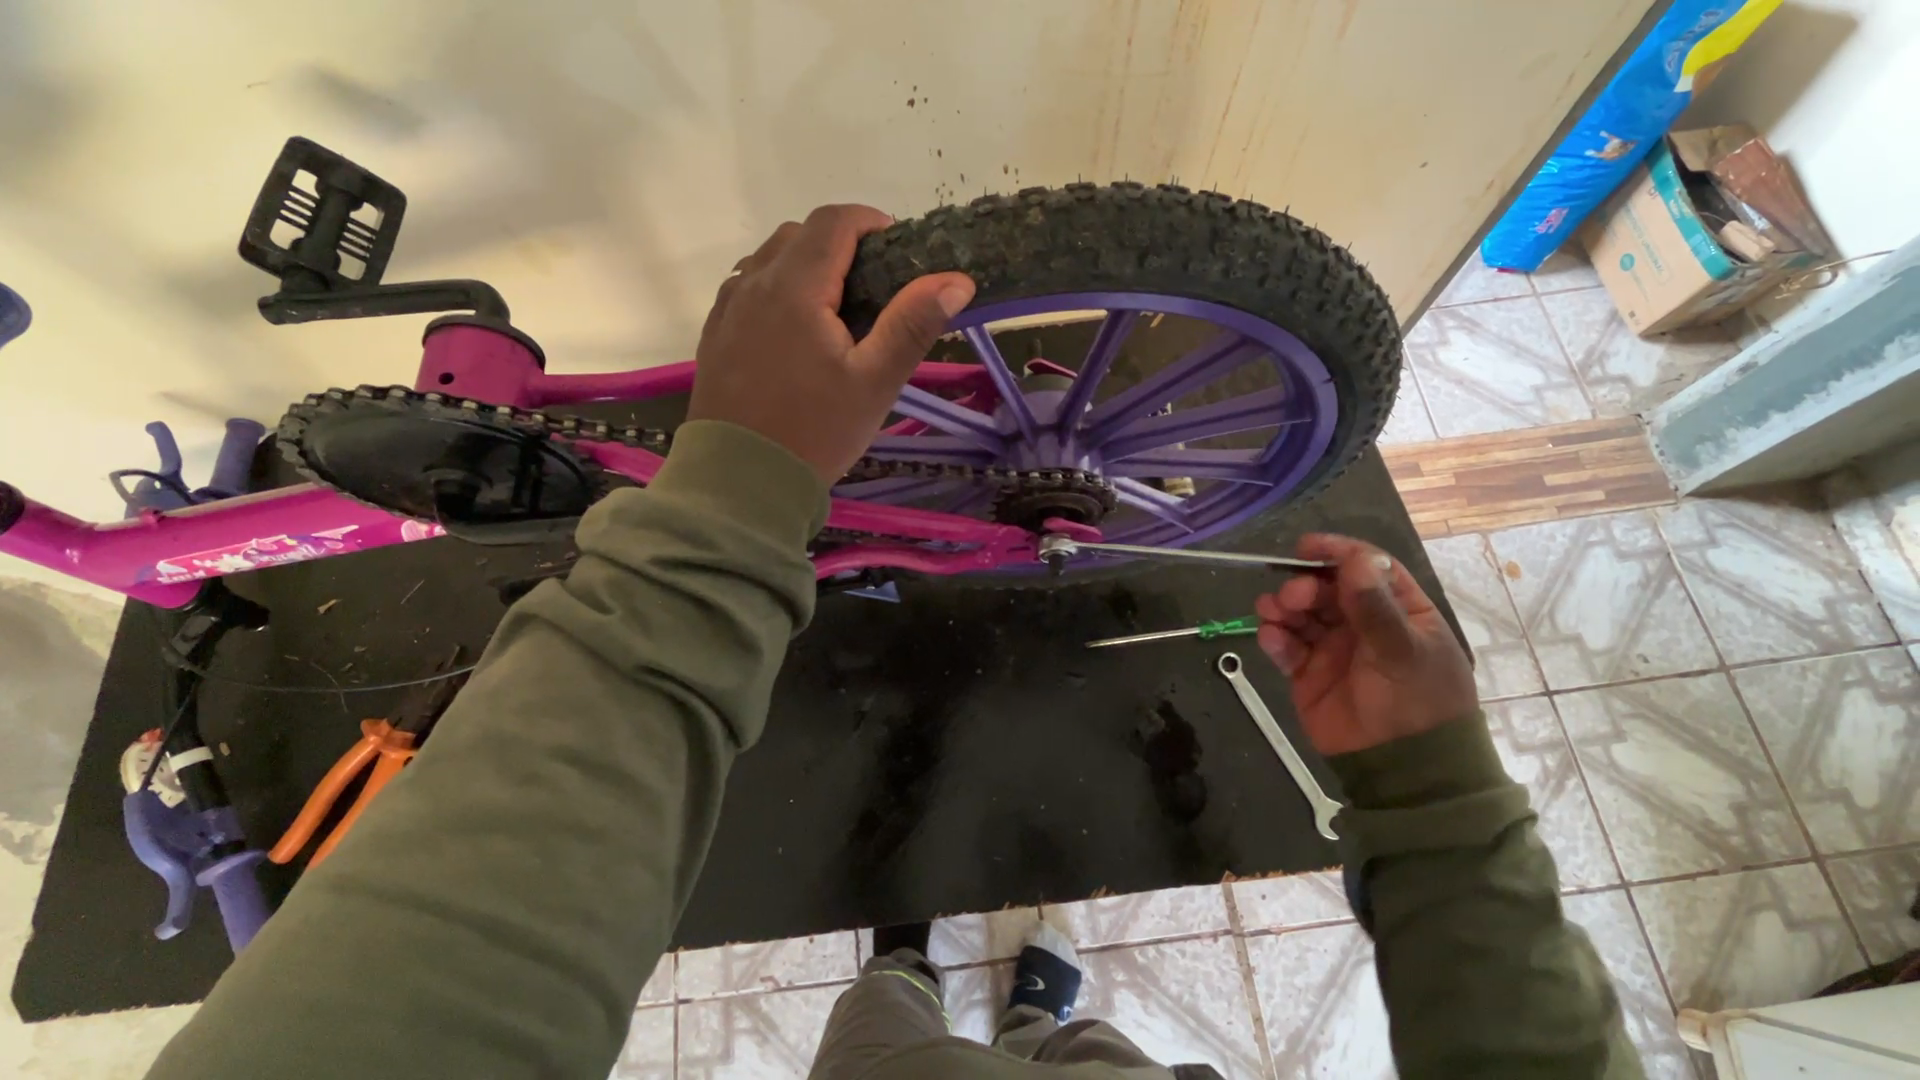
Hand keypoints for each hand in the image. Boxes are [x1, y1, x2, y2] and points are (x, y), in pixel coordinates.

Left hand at [686, 204, 975, 484]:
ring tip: (836, 311)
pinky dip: (777, 290)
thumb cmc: (815, 432)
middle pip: (799, 235)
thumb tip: (956, 280)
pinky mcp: (714, 336)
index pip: (833, 221)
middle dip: (841, 244)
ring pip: (769, 261)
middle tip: (874, 288)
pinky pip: (747, 290)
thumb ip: (912, 325)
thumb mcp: (875, 383)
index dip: (871, 223)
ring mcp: (727, 309)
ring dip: (806, 265)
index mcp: (795, 287)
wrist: (740, 482)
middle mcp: (754, 285)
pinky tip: (796, 333)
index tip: (898, 252)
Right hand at [1255, 534, 1476, 756]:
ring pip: (1300, 613)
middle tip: (1292, 596)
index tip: (1305, 547)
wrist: (1402, 768)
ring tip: (1273, 613)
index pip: (1367, 568)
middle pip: (1326, 588)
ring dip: (1283, 607)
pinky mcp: (1307, 674)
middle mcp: (1364, 623)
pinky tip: (1272, 639)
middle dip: (1304, 585)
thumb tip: (1354, 559)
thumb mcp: (1403, 652)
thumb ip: (1374, 607)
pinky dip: (1274, 638)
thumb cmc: (1416, 702)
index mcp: (1400, 611)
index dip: (1338, 552)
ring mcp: (1333, 648)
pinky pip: (1285, 646)